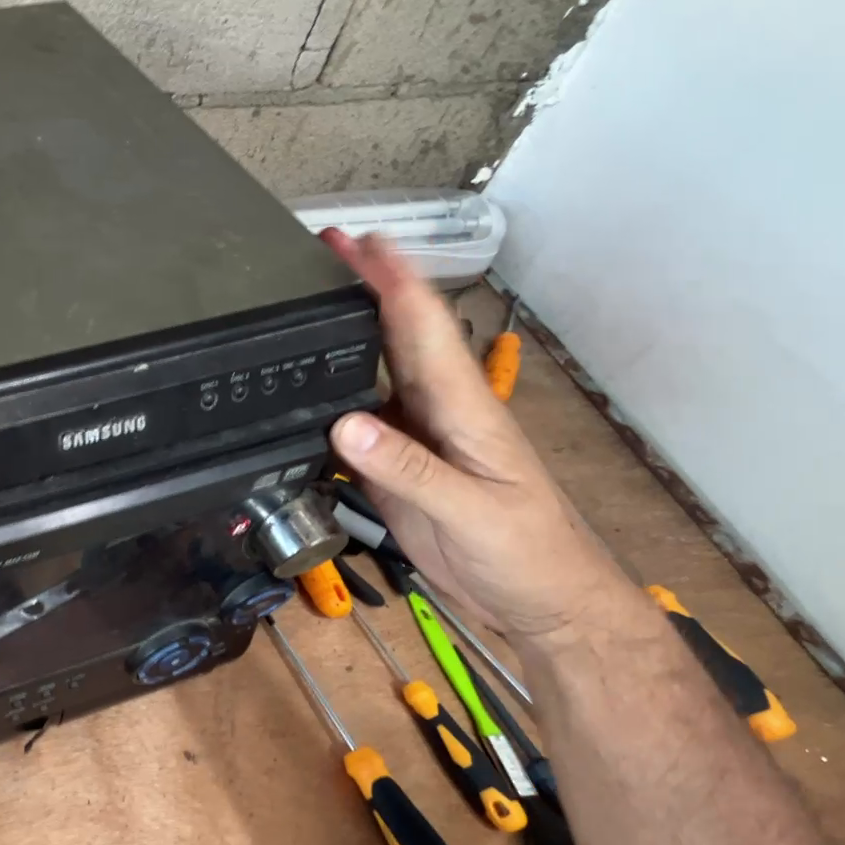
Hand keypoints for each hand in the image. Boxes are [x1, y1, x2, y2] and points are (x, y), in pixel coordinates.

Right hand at [320, 229, 638, 640]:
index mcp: (461, 408)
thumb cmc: (527, 554)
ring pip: (371, 371)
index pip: (423, 329)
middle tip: (327, 248)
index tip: (362, 242)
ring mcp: (413, 438)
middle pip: (394, 334)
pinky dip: (327, 393)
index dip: (394, 280)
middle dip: (365, 286)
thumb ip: (410, 469)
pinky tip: (305, 387)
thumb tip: (347, 424)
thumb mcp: (473, 514)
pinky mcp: (394, 467)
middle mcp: (433, 410)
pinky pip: (353, 421)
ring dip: (343, 331)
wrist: (539, 602)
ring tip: (309, 301)